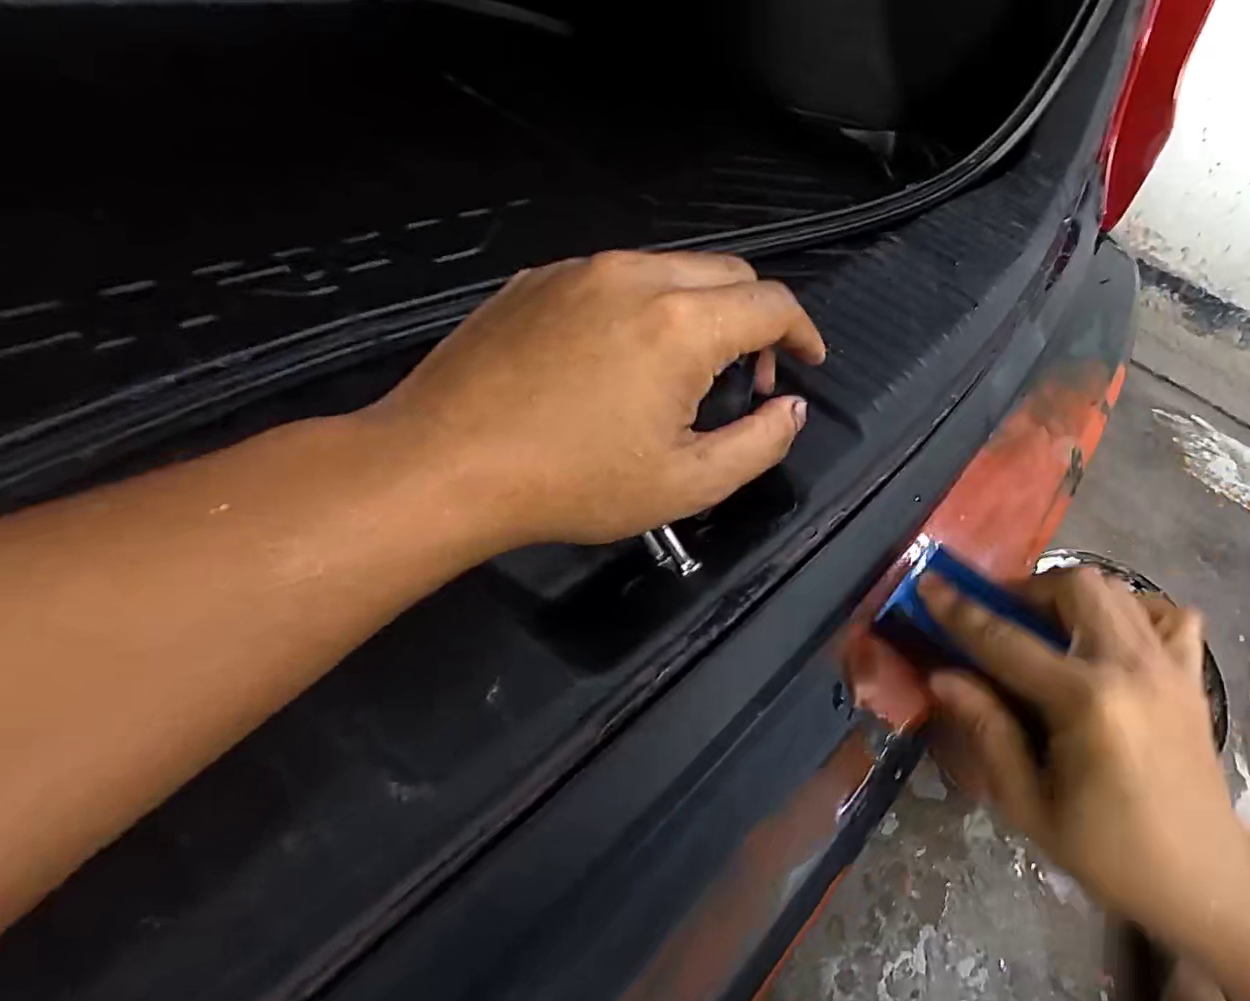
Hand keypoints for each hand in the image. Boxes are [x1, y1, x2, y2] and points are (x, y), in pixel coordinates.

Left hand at [364, 250, 825, 546]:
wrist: (441, 466)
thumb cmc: (576, 483)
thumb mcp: (692, 482)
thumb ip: (762, 442)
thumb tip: (791, 410)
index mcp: (682, 326)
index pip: (773, 304)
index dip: (804, 333)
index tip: (808, 362)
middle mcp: (636, 277)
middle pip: (732, 273)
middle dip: (760, 319)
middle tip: (751, 377)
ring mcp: (581, 271)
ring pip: (678, 267)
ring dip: (710, 310)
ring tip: (694, 370)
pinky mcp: (539, 280)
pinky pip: (622, 275)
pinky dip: (656, 305)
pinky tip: (634, 357)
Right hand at [921, 568, 1247, 935]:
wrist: (1202, 876)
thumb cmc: (1110, 852)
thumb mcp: (1030, 804)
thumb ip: (987, 730)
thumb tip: (942, 677)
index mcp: (1086, 701)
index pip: (1008, 641)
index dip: (962, 611)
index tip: (932, 584)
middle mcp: (1131, 665)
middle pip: (1074, 586)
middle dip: (1028, 591)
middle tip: (1003, 619)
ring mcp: (1169, 663)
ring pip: (1116, 589)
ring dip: (1073, 596)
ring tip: (1049, 628)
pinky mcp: (1191, 672)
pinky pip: (1166, 613)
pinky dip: (1133, 609)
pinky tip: (1113, 637)